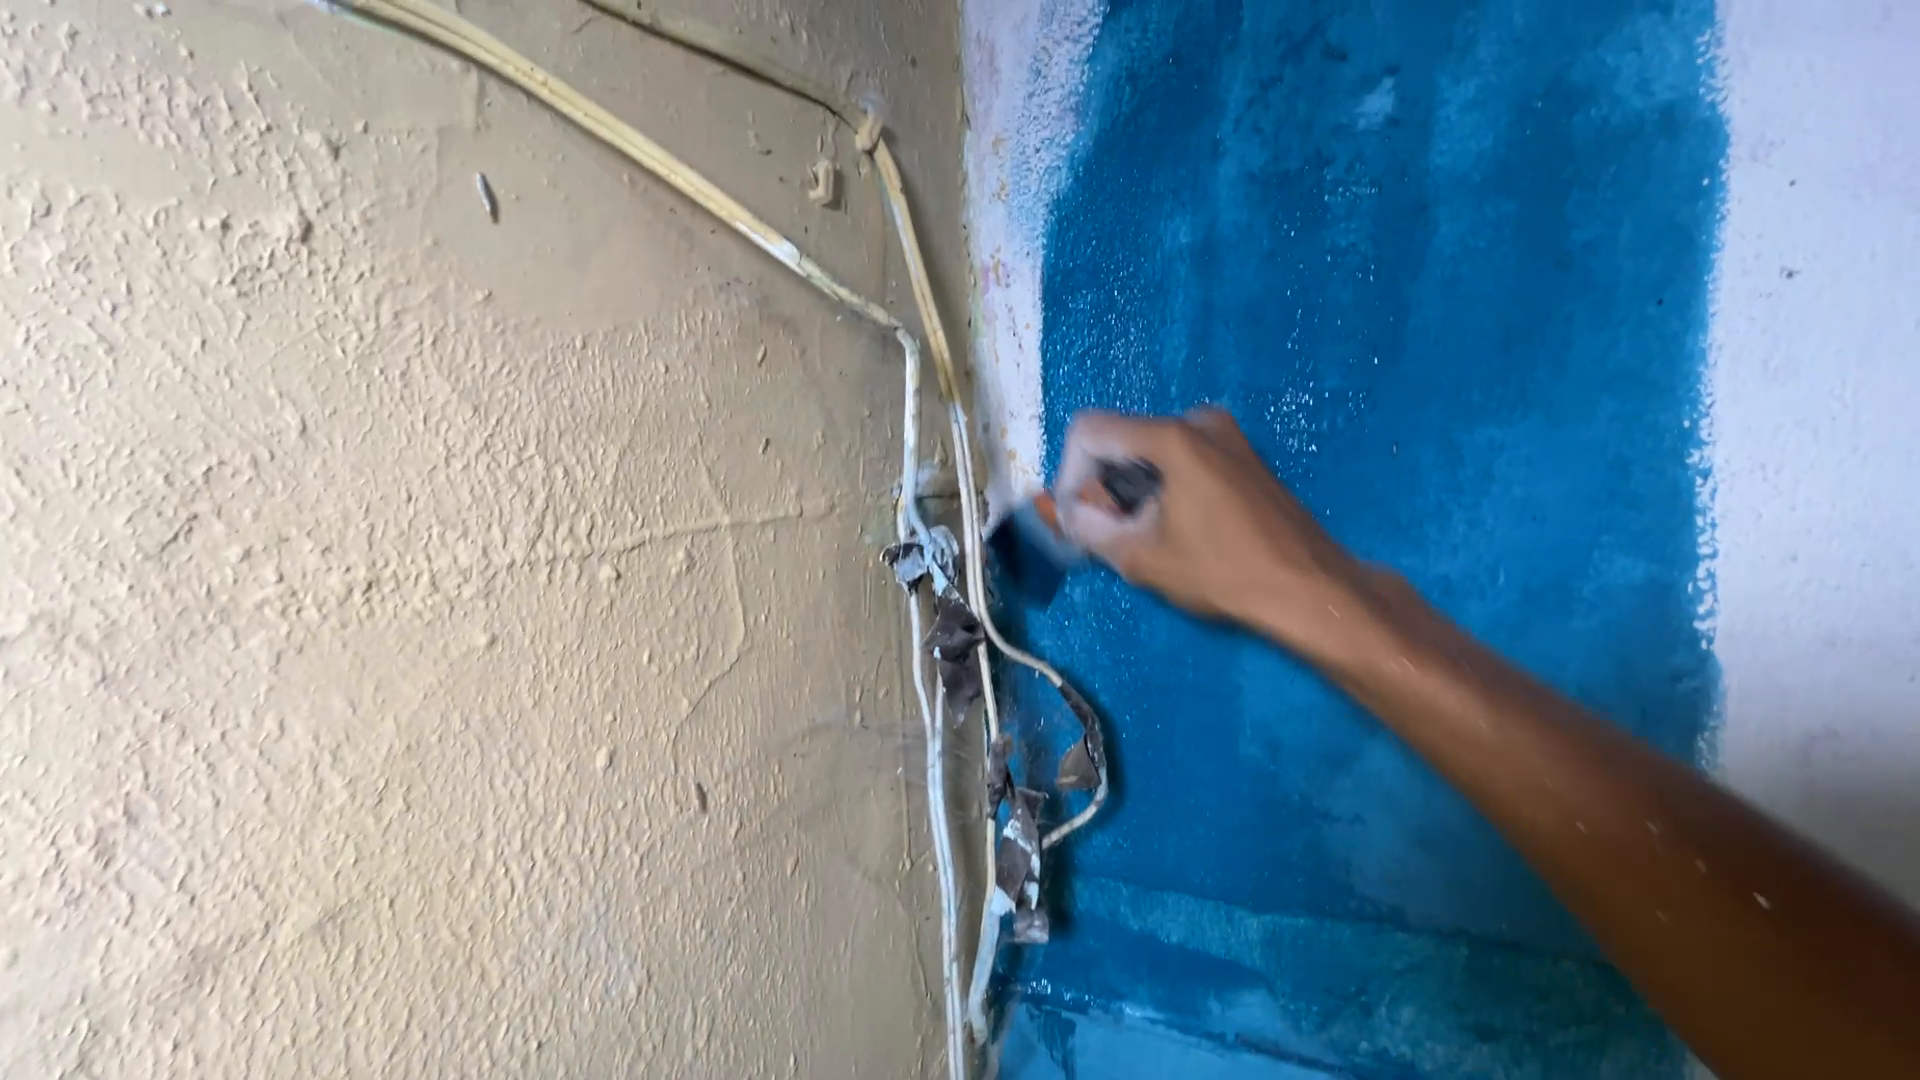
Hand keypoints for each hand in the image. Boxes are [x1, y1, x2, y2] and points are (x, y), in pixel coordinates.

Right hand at [1054, 407, 1368, 651]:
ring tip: (1135, 534)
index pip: (1089, 431)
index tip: (1075, 516)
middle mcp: (1198, 421)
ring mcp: (1225, 434)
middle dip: (1099, 483)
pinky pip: (1178, 456)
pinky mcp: (1239, 453)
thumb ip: (1088, 527)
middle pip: (1120, 438)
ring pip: (1147, 449)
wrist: (1308, 588)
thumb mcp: (1140, 556)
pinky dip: (1158, 484)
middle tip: (1102, 531)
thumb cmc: (1223, 572)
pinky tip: (1168, 525)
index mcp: (1172, 437)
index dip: (1069, 473)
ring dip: (1128, 487)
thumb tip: (1064, 511)